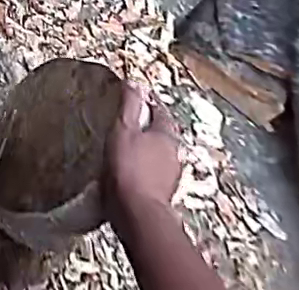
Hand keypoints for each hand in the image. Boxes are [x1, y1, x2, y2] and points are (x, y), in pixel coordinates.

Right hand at [106, 82, 181, 225]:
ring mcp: (170, 177)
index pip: (160, 110)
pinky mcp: (162, 196)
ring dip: (144, 150)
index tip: (134, 98)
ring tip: (123, 147)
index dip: (147, 102)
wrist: (137, 216)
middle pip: (160, 133)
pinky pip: (152, 173)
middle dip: (146, 127)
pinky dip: (142, 168)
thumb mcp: (124, 128)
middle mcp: (174, 154)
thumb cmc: (129, 167)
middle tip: (127, 122)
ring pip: (157, 154)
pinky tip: (127, 172)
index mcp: (167, 135)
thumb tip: (133, 82)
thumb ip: (129, 104)